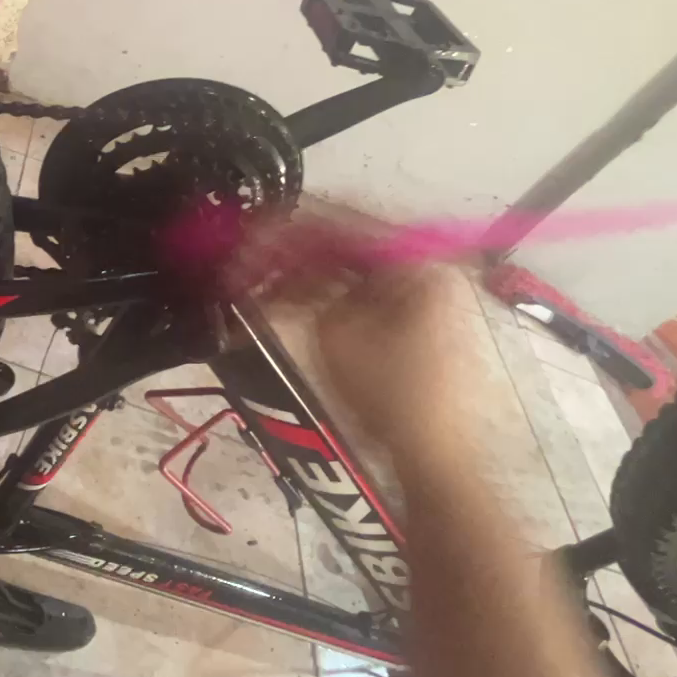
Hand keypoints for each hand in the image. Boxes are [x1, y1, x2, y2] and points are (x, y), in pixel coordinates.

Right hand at [235, 215, 469, 450]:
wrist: (431, 454)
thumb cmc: (387, 389)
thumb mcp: (333, 327)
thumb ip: (300, 277)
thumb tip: (263, 242)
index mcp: (418, 261)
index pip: (344, 222)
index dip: (290, 226)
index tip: (249, 229)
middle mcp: (426, 268)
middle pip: (346, 244)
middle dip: (291, 250)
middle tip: (244, 256)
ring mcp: (422, 295)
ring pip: (348, 269)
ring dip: (301, 273)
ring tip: (256, 281)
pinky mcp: (411, 319)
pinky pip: (358, 292)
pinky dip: (321, 294)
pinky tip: (283, 301)